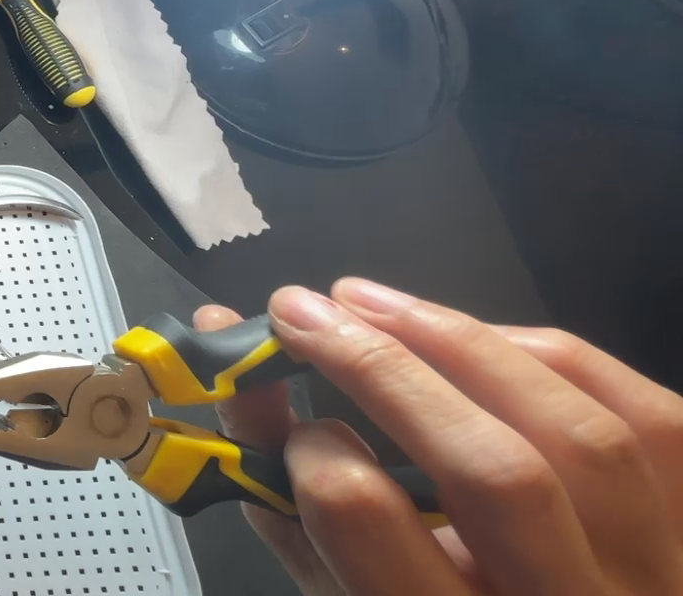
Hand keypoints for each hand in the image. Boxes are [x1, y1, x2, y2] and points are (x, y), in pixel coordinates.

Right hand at [196, 280, 682, 594]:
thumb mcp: (332, 585)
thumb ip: (272, 484)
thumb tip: (227, 354)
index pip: (365, 513)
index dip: (309, 445)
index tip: (285, 415)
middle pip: (490, 468)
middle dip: (374, 363)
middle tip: (297, 307)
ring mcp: (660, 578)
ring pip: (583, 435)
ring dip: (456, 338)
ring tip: (367, 299)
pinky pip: (660, 422)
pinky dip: (556, 355)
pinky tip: (480, 336)